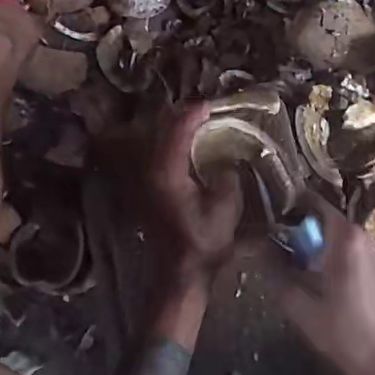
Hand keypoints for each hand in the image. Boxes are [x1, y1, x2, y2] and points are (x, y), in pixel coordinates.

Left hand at [147, 103, 243, 282]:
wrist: (180, 271)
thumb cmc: (204, 241)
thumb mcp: (225, 206)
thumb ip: (226, 175)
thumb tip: (227, 158)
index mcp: (168, 172)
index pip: (177, 131)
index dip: (193, 113)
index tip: (210, 104)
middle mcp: (152, 170)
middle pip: (162, 129)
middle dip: (183, 114)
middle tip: (206, 107)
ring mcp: (147, 178)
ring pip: (158, 139)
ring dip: (176, 126)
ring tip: (199, 120)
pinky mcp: (151, 186)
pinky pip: (159, 151)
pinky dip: (174, 141)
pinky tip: (190, 142)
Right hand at [271, 199, 374, 374]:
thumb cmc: (344, 333)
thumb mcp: (301, 306)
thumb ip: (277, 275)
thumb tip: (257, 250)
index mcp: (344, 237)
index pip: (313, 203)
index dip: (289, 207)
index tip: (269, 216)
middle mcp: (359, 234)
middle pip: (321, 217)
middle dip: (298, 228)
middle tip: (274, 243)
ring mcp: (369, 247)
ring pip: (331, 232)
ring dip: (312, 242)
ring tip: (289, 258)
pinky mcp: (372, 262)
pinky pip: (342, 245)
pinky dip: (325, 251)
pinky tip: (312, 272)